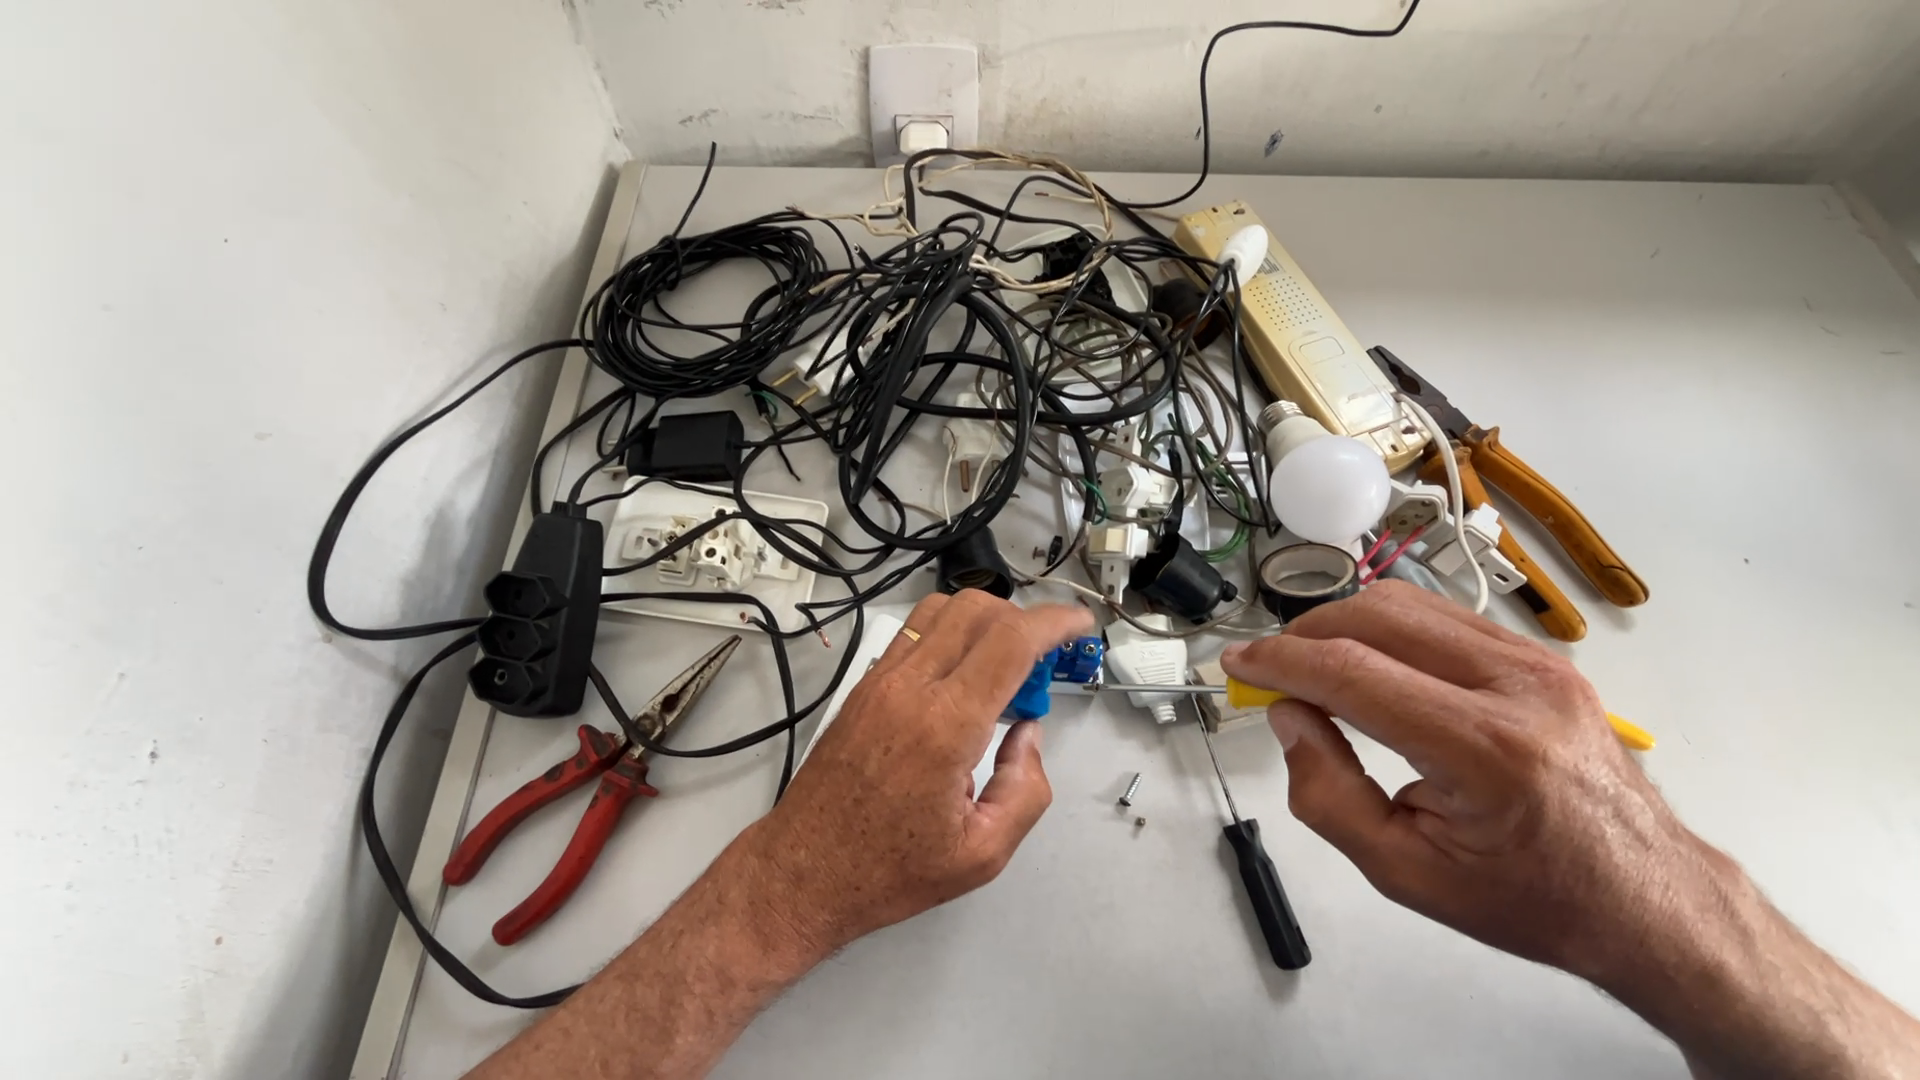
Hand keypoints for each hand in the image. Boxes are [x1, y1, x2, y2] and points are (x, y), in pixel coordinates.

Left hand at [742, 589, 1092, 957]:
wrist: (801, 873)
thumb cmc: (889, 871)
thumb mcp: (983, 854)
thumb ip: (1025, 789)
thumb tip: (1027, 734)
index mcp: (946, 726)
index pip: (1010, 641)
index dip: (1054, 623)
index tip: (1080, 624)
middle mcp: (910, 688)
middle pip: (976, 609)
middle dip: (1023, 618)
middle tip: (1042, 661)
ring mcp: (880, 681)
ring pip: (940, 609)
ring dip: (984, 619)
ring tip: (1003, 665)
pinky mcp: (863, 687)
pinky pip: (913, 633)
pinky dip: (949, 634)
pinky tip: (961, 679)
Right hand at [1219, 580, 1726, 984]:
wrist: (1651, 899)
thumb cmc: (1527, 898)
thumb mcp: (1404, 873)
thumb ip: (1326, 795)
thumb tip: (1289, 717)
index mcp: (1486, 751)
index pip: (1353, 673)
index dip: (1280, 661)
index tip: (1236, 664)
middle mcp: (1518, 686)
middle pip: (1375, 617)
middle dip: (1304, 635)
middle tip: (1273, 672)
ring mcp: (1538, 662)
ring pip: (1405, 602)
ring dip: (1340, 625)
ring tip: (1315, 668)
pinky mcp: (1543, 656)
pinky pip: (1438, 615)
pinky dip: (1383, 628)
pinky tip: (1370, 666)